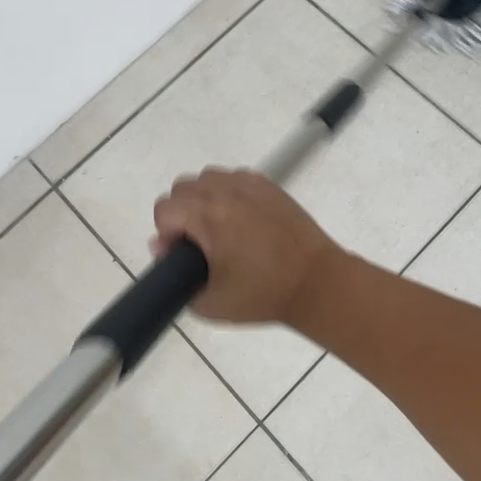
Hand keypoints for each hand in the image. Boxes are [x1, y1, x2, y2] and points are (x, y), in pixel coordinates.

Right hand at [150, 168, 344, 324]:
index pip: (165, 208)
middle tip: (198, 243)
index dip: (166, 234)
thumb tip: (166, 250)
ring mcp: (252, 185)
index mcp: (210, 216)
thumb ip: (176, 278)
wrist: (315, 281)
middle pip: (183, 187)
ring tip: (219, 230)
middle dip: (181, 214)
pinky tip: (241, 220)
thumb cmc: (262, 294)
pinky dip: (229, 193)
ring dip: (204, 200)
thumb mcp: (209, 303)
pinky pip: (236, 178)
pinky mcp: (271, 187)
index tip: (182, 255)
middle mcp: (229, 192)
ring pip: (210, 178)